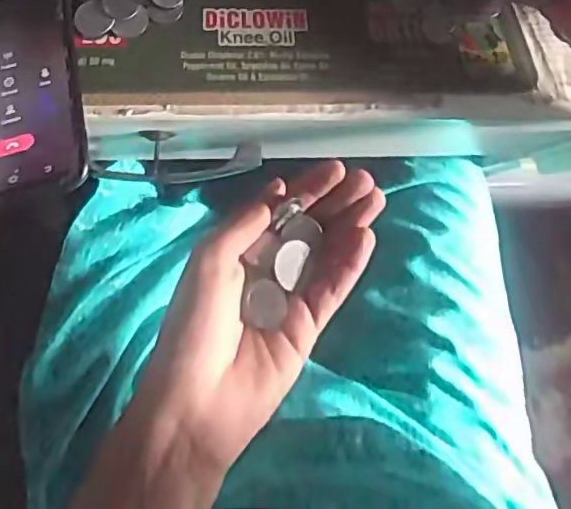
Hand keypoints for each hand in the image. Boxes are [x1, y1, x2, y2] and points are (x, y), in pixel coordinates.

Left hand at [73, 162, 384, 508]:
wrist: (197, 401)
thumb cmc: (195, 322)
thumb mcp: (211, 258)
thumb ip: (246, 222)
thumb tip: (278, 191)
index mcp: (239, 248)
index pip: (279, 210)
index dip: (307, 188)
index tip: (334, 169)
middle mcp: (266, 268)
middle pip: (308, 226)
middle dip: (336, 201)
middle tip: (366, 180)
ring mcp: (289, 297)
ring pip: (325, 252)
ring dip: (350, 224)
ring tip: (376, 199)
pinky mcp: (308, 327)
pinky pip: (332, 287)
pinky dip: (349, 262)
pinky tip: (366, 236)